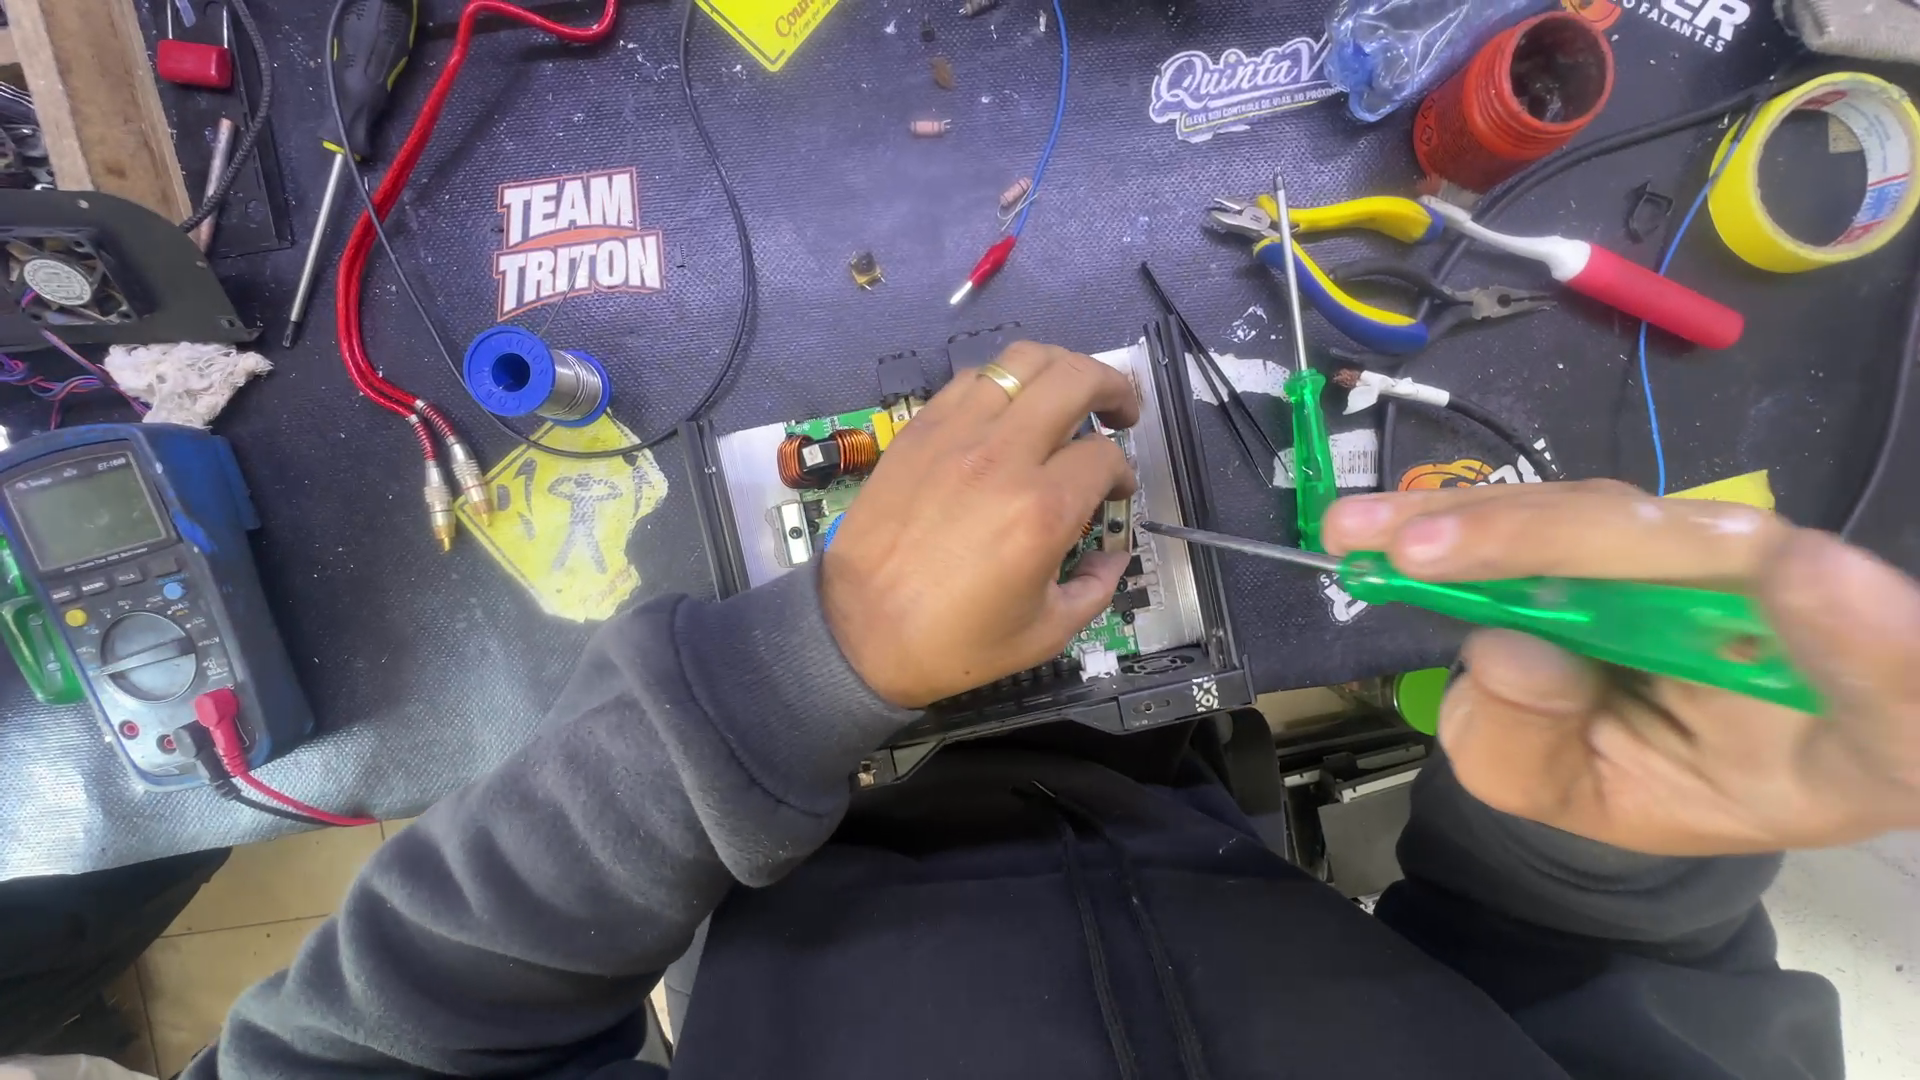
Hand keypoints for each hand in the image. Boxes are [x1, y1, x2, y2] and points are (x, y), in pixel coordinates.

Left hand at [821, 342, 1138, 707]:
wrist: (858, 633)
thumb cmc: (953, 642)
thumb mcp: (1046, 633)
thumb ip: (1096, 586)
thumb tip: (1113, 552)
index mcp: (1042, 510)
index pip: (1104, 456)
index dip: (1123, 472)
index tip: (1116, 491)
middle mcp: (1003, 456)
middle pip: (1075, 378)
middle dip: (1114, 386)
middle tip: (1121, 411)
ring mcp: (955, 435)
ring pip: (1021, 361)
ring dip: (1059, 368)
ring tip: (1068, 394)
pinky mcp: (918, 431)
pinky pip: (970, 380)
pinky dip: (1002, 382)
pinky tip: (1006, 410)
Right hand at [1323, 480, 1919, 855]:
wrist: (1613, 744)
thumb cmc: (1613, 783)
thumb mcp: (1560, 797)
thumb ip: (1531, 744)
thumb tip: (1505, 645)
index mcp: (1833, 743)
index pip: (1894, 697)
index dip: (1861, 639)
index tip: (1796, 577)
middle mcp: (1791, 629)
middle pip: (1707, 556)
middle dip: (1549, 543)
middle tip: (1414, 552)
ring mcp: (1713, 563)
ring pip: (1612, 514)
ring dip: (1479, 518)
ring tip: (1363, 533)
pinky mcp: (1640, 529)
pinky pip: (1561, 507)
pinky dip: (1464, 513)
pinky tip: (1383, 521)